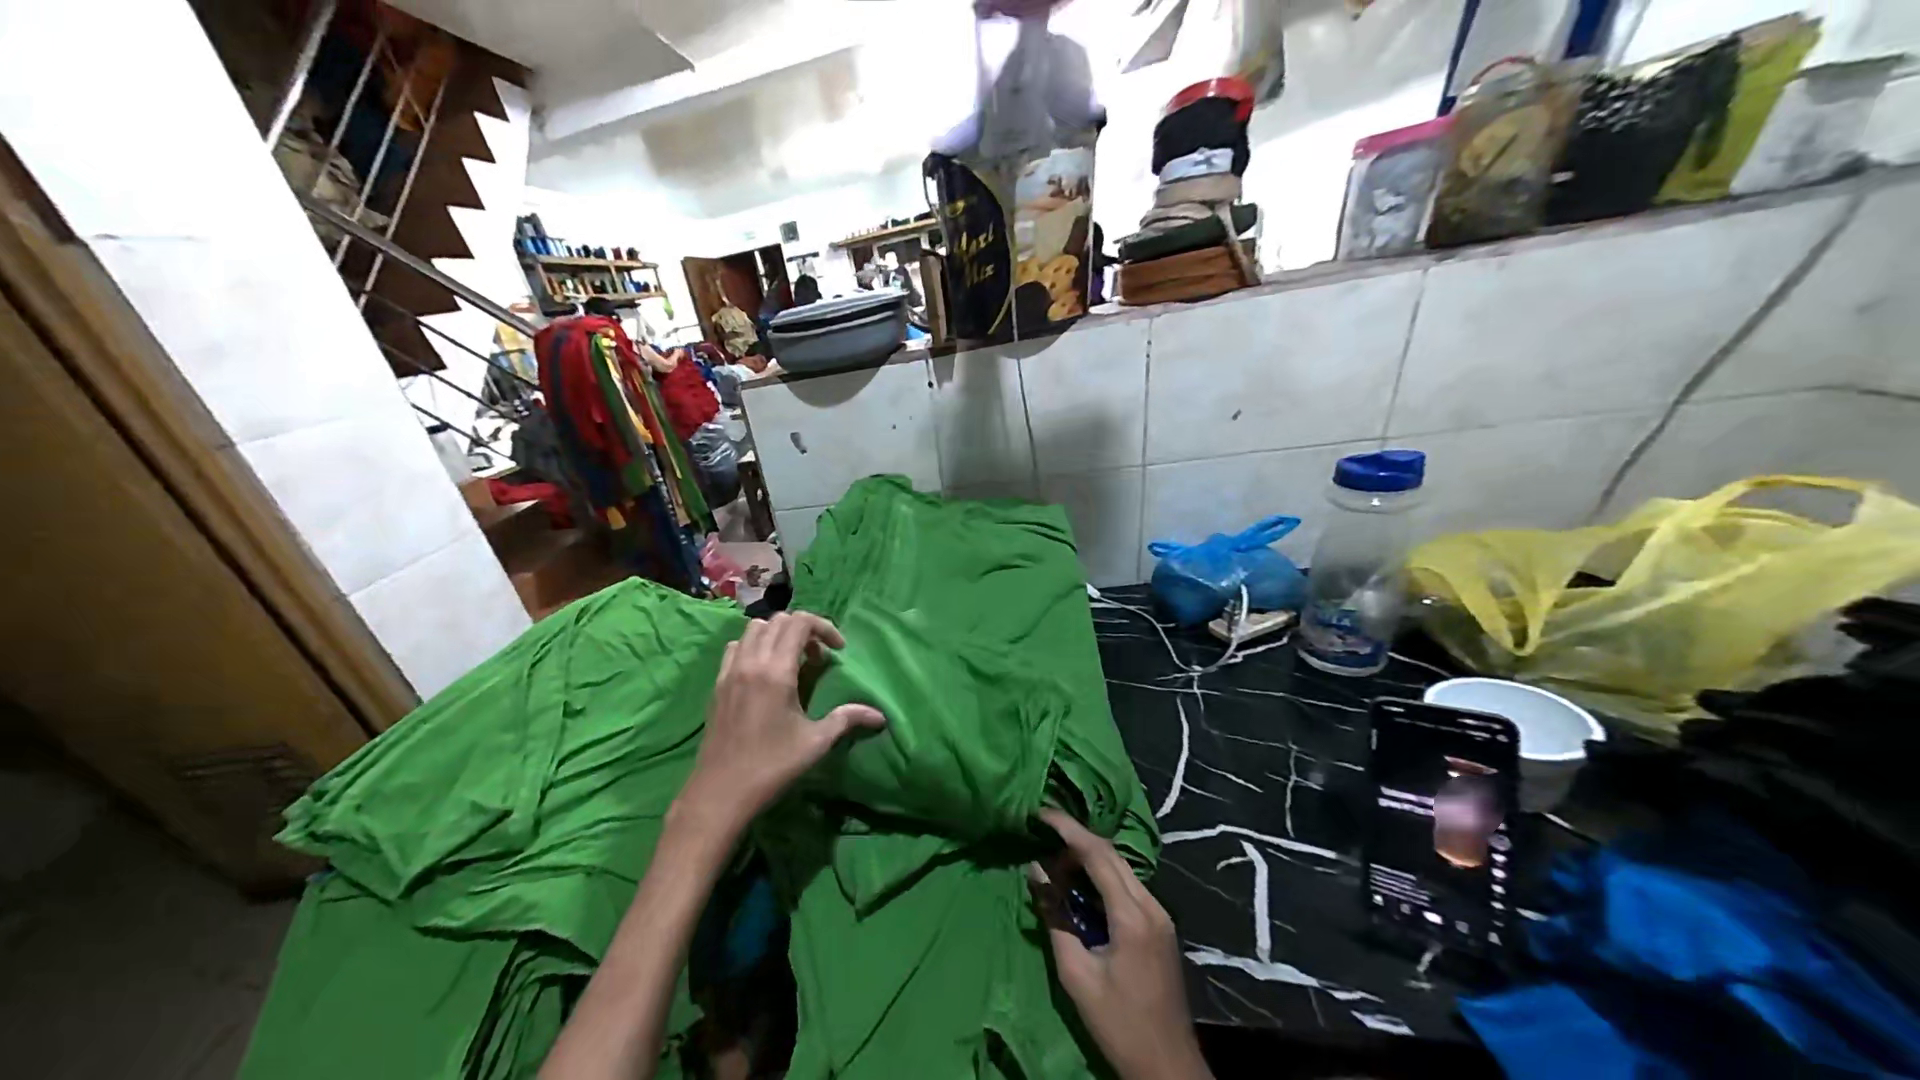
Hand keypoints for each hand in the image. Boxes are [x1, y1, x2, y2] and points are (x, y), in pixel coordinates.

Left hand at [678, 613, 884, 833]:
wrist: (720, 792)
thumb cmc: (772, 766)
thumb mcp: (815, 742)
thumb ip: (846, 719)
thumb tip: (880, 716)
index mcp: (776, 671)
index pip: (799, 623)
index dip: (824, 627)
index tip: (838, 650)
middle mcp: (751, 662)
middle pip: (778, 621)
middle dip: (804, 630)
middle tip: (818, 657)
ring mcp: (730, 671)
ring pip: (754, 629)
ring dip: (777, 635)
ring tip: (792, 661)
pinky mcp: (717, 684)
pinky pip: (736, 648)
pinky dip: (754, 647)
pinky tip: (764, 673)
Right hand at [1031, 809, 1211, 1079]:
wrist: (1168, 1066)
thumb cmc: (1118, 1023)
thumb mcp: (1076, 974)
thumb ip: (1056, 918)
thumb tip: (1036, 871)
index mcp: (1132, 915)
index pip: (1097, 854)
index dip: (1067, 829)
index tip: (1040, 813)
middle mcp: (1152, 905)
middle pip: (1112, 854)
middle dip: (1076, 837)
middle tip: (1042, 831)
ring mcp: (1161, 914)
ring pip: (1121, 866)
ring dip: (1089, 856)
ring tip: (1054, 858)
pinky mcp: (1161, 925)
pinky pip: (1128, 884)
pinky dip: (1102, 875)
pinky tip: (1080, 883)